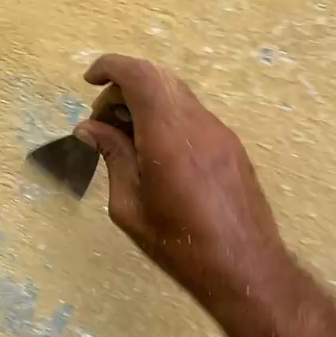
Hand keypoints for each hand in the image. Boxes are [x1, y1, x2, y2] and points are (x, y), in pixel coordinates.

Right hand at [74, 54, 292, 304]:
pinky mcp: (230, 145)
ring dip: (144, 101)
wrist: (246, 269)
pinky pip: (191, 113)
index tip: (88, 81)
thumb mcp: (128, 204)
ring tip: (125, 137)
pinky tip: (153, 150)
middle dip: (122, 88)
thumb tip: (89, 128)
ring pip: (175, 94)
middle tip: (102, 121)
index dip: (110, 67)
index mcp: (167, 135)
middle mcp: (196, 124)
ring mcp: (219, 132)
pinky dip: (164, 116)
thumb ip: (112, 156)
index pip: (139, 76)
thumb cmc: (178, 244)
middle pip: (156, 78)